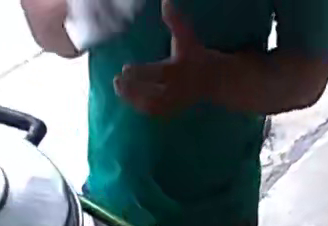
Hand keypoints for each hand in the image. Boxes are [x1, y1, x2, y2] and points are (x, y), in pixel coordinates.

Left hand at [114, 0, 219, 115]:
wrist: (211, 79)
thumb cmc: (194, 54)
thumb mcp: (185, 36)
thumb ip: (174, 21)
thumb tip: (165, 1)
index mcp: (178, 69)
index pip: (156, 74)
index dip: (139, 73)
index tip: (124, 69)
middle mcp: (175, 89)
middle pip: (150, 94)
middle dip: (132, 88)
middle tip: (116, 81)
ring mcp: (172, 103)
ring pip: (149, 106)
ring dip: (132, 99)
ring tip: (118, 89)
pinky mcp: (170, 111)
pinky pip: (152, 113)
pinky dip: (139, 107)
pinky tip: (127, 99)